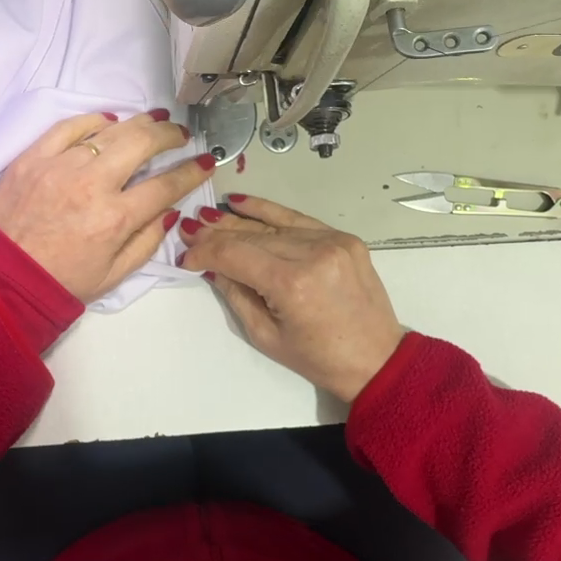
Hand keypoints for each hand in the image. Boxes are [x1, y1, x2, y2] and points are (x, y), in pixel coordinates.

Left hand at [0, 110, 215, 302]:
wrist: (1, 280)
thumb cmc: (61, 283)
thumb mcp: (114, 276)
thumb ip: (146, 242)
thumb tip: (169, 211)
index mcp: (115, 220)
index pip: (166, 186)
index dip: (191, 172)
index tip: (205, 162)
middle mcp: (92, 186)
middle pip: (142, 144)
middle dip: (169, 135)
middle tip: (180, 135)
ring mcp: (60, 166)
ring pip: (110, 131)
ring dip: (139, 122)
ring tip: (154, 121)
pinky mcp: (32, 157)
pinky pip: (69, 126)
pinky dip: (93, 120)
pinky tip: (109, 121)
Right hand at [177, 195, 404, 401]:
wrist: (375, 357)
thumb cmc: (318, 358)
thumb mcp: (265, 335)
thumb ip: (236, 294)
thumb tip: (211, 266)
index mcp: (291, 284)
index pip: (235, 254)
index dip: (205, 252)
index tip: (185, 255)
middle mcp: (312, 254)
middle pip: (251, 236)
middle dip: (216, 234)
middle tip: (189, 229)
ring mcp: (332, 242)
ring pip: (272, 227)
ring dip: (237, 222)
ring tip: (208, 216)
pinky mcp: (344, 238)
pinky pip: (297, 220)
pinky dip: (268, 211)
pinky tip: (239, 202)